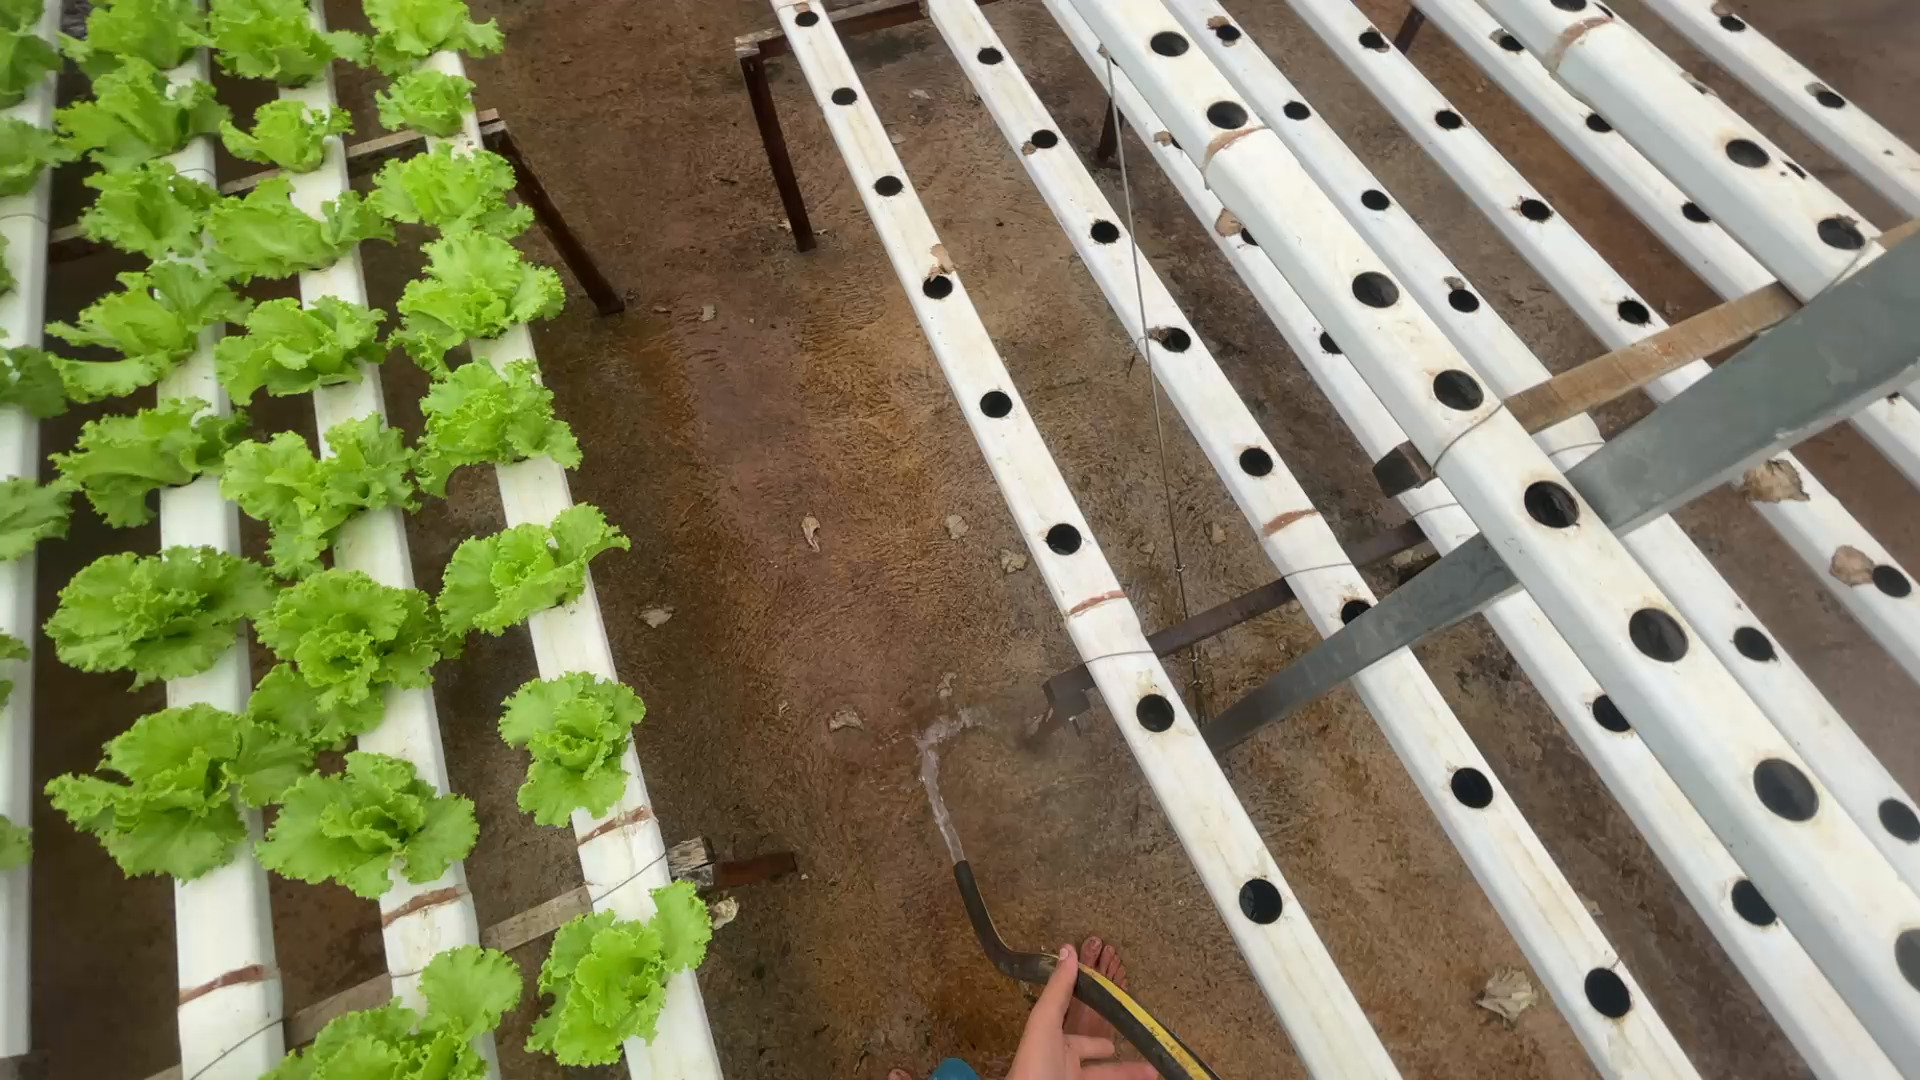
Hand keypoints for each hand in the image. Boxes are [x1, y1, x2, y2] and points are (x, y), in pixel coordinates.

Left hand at [1006, 944, 1158, 1079]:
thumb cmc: (1036, 1064)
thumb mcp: (1045, 1021)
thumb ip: (1059, 989)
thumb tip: (1068, 949)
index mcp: (1053, 1045)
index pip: (1076, 1036)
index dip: (1094, 1035)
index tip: (1113, 1028)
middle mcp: (1063, 1066)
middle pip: (1098, 1064)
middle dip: (1119, 1060)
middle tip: (1142, 1055)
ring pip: (1106, 1078)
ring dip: (1130, 1074)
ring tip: (1154, 1072)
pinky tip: (1147, 1079)